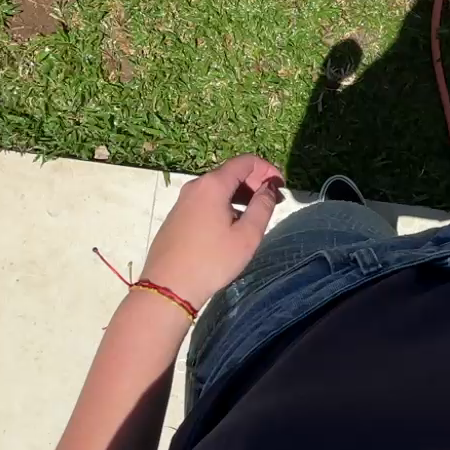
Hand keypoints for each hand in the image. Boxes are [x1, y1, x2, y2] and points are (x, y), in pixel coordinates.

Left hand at [141, 155, 283, 307]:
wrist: (167, 287)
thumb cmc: (211, 261)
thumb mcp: (246, 236)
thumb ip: (263, 207)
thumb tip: (269, 189)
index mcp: (213, 185)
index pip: (245, 161)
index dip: (267, 169)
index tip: (281, 186)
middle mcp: (196, 186)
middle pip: (231, 172)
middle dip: (255, 182)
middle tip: (274, 201)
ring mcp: (183, 200)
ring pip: (218, 187)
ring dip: (241, 194)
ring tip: (257, 214)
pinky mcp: (177, 215)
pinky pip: (207, 200)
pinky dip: (225, 204)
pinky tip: (233, 224)